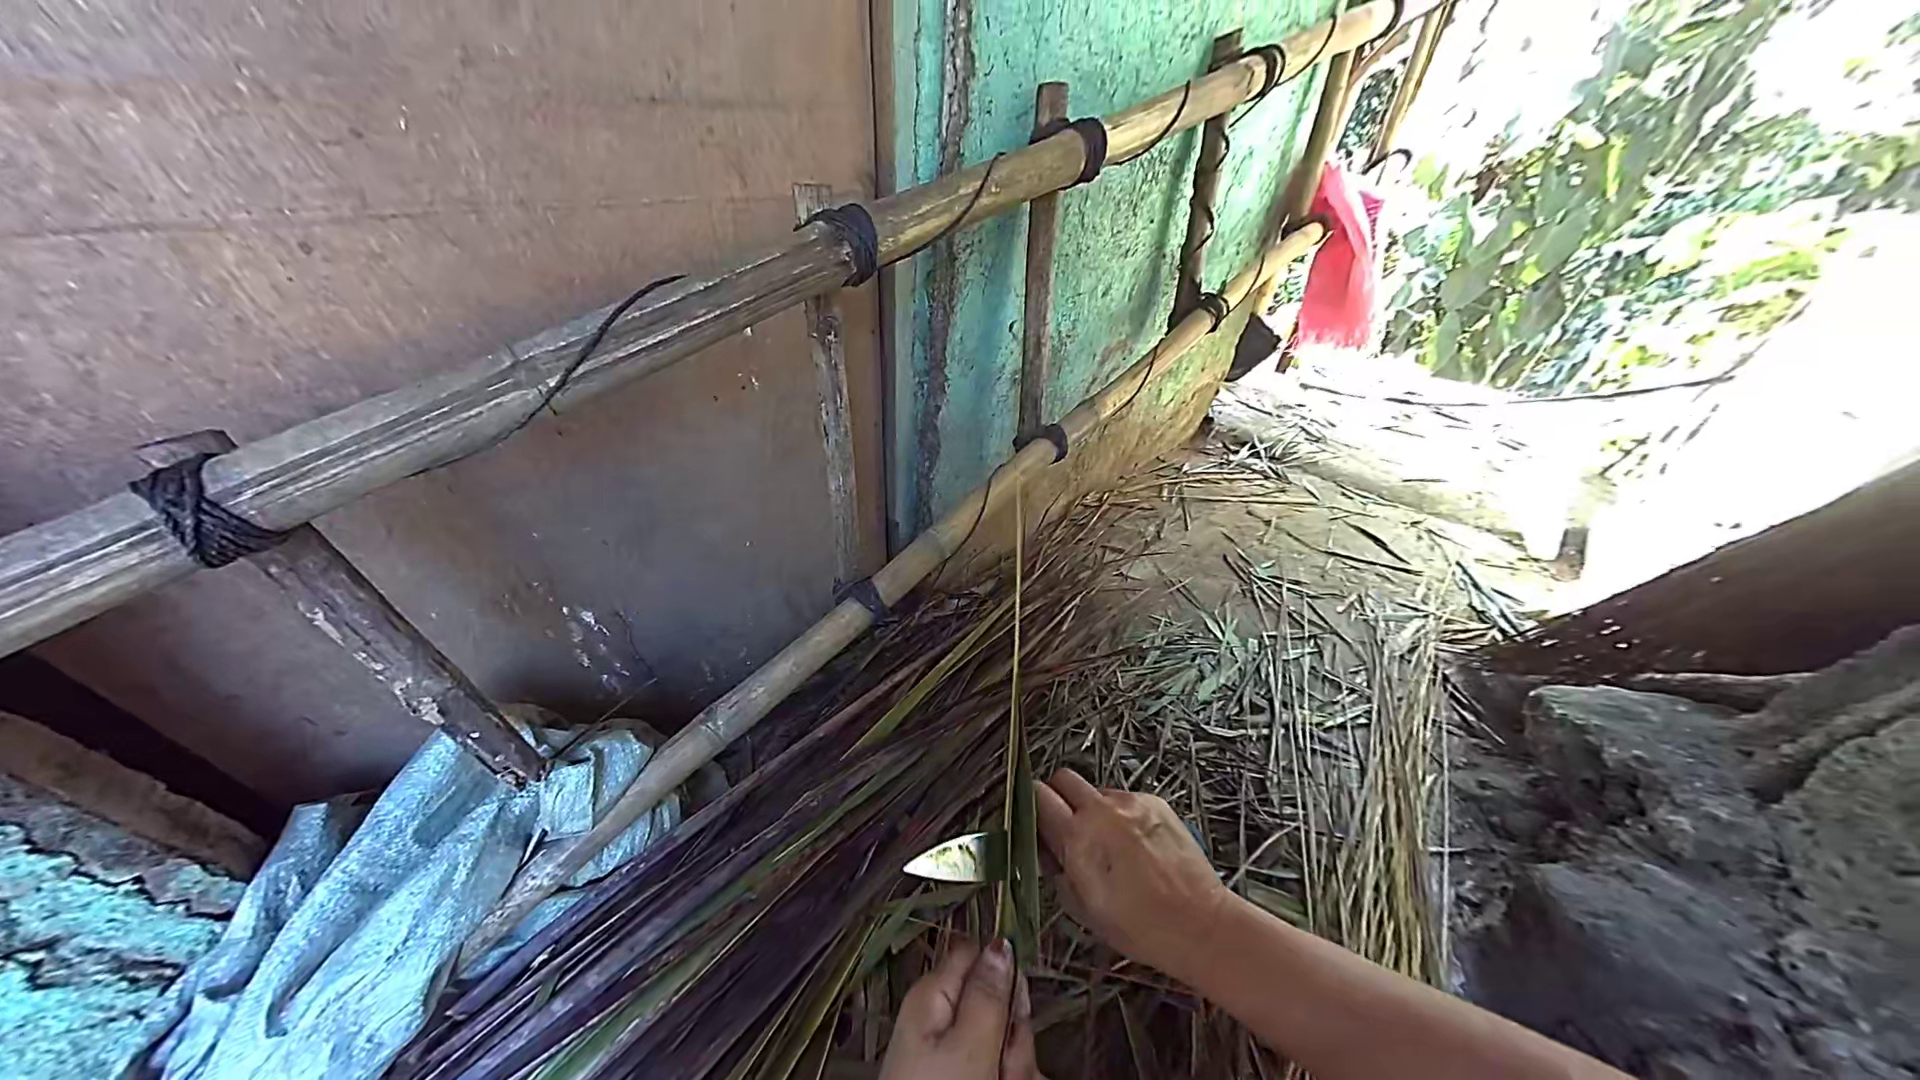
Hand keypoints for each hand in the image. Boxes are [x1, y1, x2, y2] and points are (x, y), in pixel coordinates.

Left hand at [879, 938, 1039, 1079]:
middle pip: (999, 1006)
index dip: (1004, 975)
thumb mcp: (969, 1048)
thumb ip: (989, 994)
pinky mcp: (965, 1078)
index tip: (1015, 1005)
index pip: (978, 955)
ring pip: (1005, 1046)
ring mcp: (952, 1056)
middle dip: (1013, 1038)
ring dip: (1014, 1069)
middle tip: (1001, 1067)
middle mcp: (941, 1020)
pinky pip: (998, 1071)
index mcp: (934, 996)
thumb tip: (1002, 943)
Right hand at [1033, 768, 1232, 980]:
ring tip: (1109, 843)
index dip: (1033, 806)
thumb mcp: (1082, 909)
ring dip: (1093, 808)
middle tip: (1066, 824)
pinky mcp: (1155, 802)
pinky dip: (1123, 815)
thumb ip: (1058, 871)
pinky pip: (1126, 799)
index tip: (1038, 821)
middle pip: (1063, 777)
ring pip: (1096, 790)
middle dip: (1059, 796)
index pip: (1038, 795)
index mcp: (1078, 838)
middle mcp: (1101, 811)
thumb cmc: (1140, 927)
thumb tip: (1049, 851)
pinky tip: (1136, 844)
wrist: (1199, 925)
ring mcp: (1131, 802)